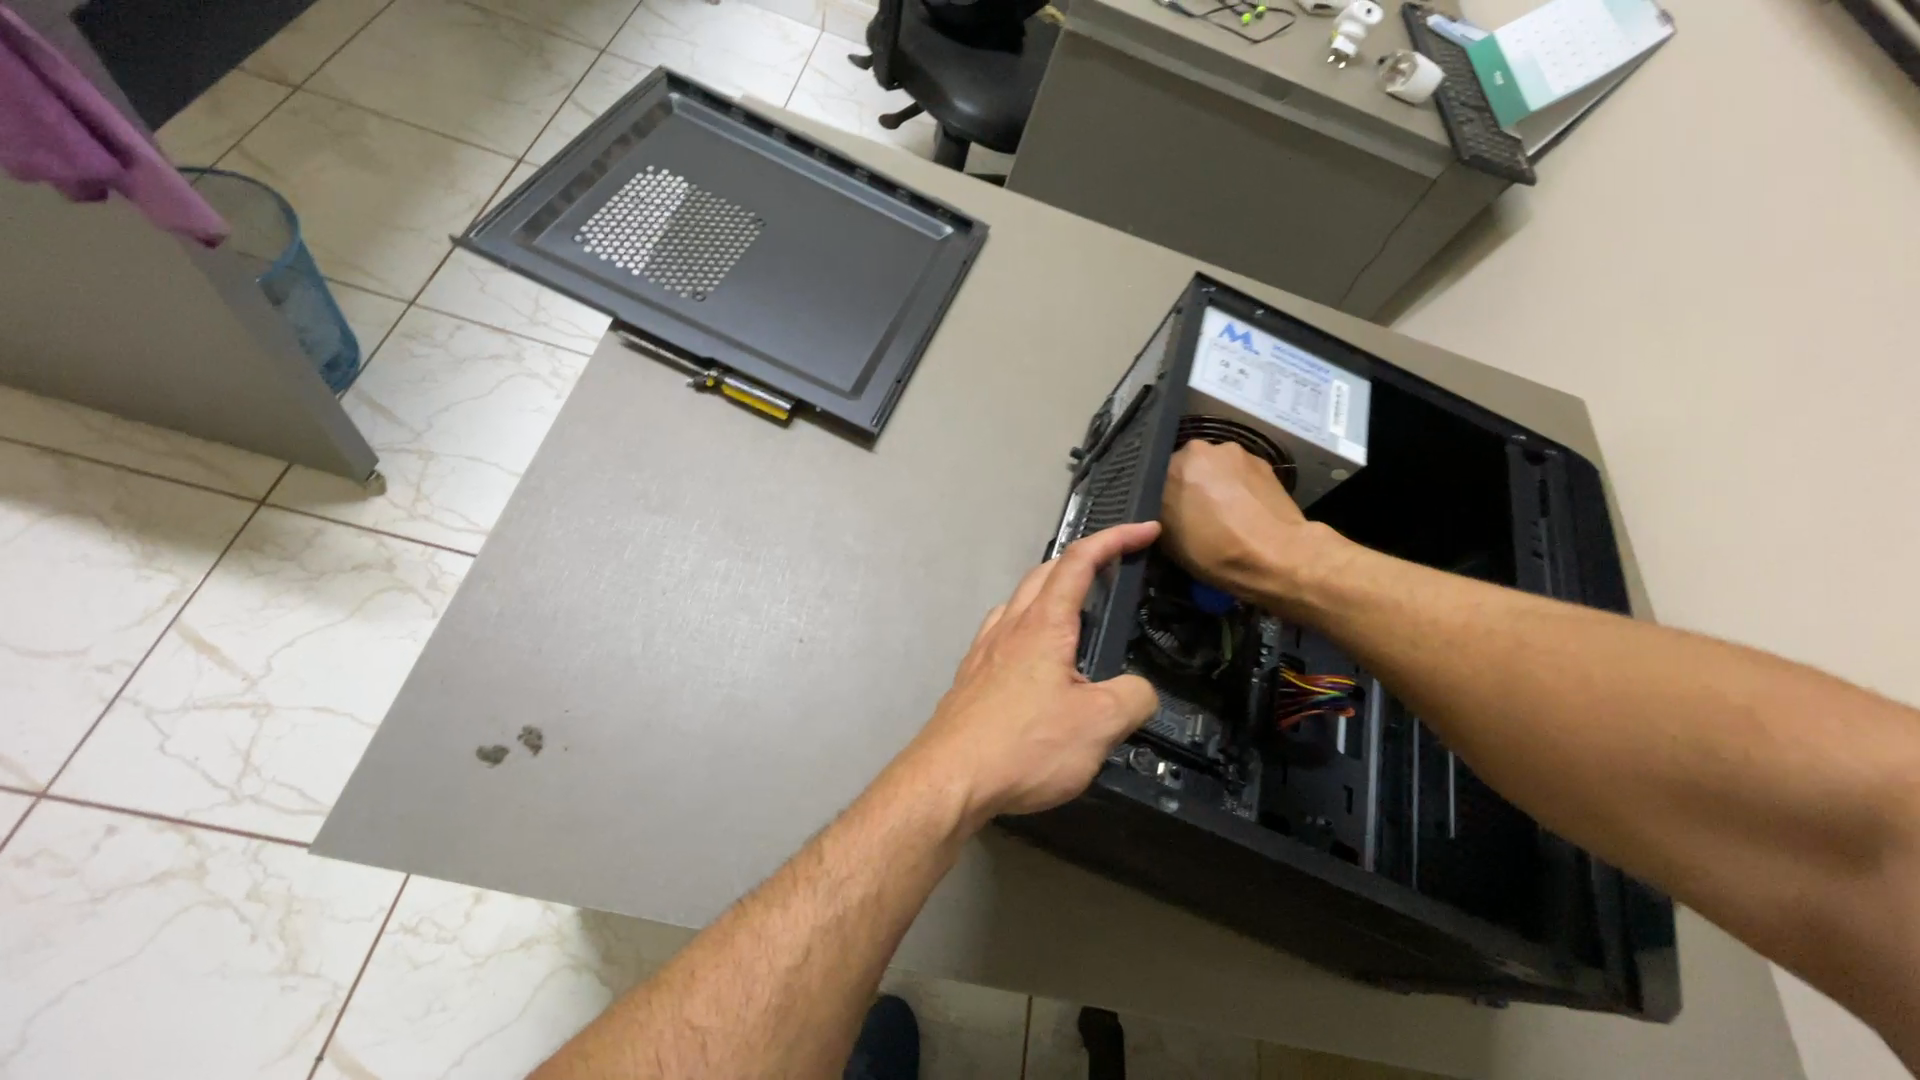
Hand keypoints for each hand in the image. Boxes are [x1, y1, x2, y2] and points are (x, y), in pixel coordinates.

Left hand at [898, 523, 1162, 824]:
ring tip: (1076, 615)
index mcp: (1044, 625)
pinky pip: (1003, 634)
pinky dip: (1027, 628)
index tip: (1146, 531)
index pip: (1081, 562)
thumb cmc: (1023, 746)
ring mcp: (984, 652)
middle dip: (1083, 561)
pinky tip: (1034, 660)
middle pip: (1045, 573)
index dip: (1116, 539)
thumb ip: (1134, 698)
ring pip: (1019, 602)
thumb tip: (1140, 691)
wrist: (949, 779)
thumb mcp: (1099, 725)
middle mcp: (1010, 627)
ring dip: (1050, 593)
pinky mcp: (971, 679)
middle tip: (1115, 572)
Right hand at [1160, 441, 1346, 606]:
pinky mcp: (1265, 462)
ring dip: (1219, 482)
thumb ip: (1161, 513)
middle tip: (1199, 511)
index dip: (1165, 494)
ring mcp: (1236, 453)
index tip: (1171, 513)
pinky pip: (1243, 473)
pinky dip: (1242, 486)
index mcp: (1172, 464)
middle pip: (1191, 465)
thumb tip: (1165, 507)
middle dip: (1193, 483)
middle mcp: (1202, 450)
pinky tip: (1249, 509)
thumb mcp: (1168, 541)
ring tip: (1228, 511)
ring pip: (1219, 467)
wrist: (1276, 555)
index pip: (1159, 475)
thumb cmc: (1214, 550)